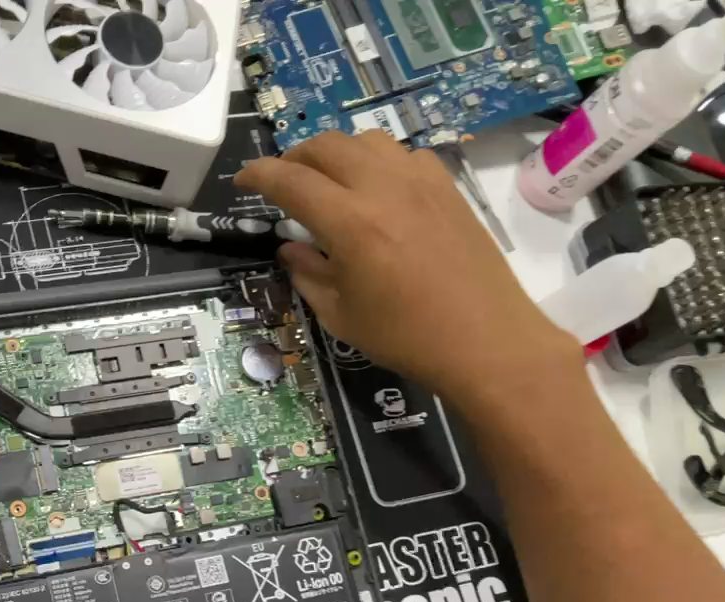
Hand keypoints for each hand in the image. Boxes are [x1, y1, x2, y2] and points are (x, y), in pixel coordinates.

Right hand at [235, 131, 581, 405]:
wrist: (482, 338)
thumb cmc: (402, 336)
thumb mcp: (339, 314)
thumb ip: (308, 274)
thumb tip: (289, 248)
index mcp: (349, 223)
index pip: (291, 182)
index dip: (259, 176)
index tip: (242, 180)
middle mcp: (383, 188)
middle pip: (327, 147)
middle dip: (294, 158)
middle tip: (281, 183)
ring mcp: (420, 181)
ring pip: (366, 141)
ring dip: (336, 153)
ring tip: (326, 181)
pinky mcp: (446, 187)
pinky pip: (401, 155)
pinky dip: (375, 162)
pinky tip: (374, 191)